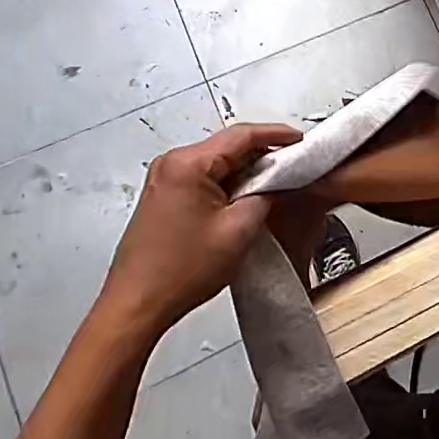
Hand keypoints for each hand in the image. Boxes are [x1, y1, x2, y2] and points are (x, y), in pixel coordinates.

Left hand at [98, 122, 302, 338]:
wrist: (138, 303)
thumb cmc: (181, 271)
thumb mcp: (238, 231)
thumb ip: (264, 197)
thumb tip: (276, 182)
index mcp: (187, 164)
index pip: (240, 135)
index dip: (276, 135)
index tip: (300, 140)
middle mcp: (171, 162)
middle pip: (226, 146)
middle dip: (261, 155)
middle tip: (294, 166)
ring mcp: (164, 178)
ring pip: (215, 163)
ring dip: (244, 172)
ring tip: (275, 184)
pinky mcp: (163, 194)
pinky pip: (202, 178)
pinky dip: (226, 184)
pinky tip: (245, 198)